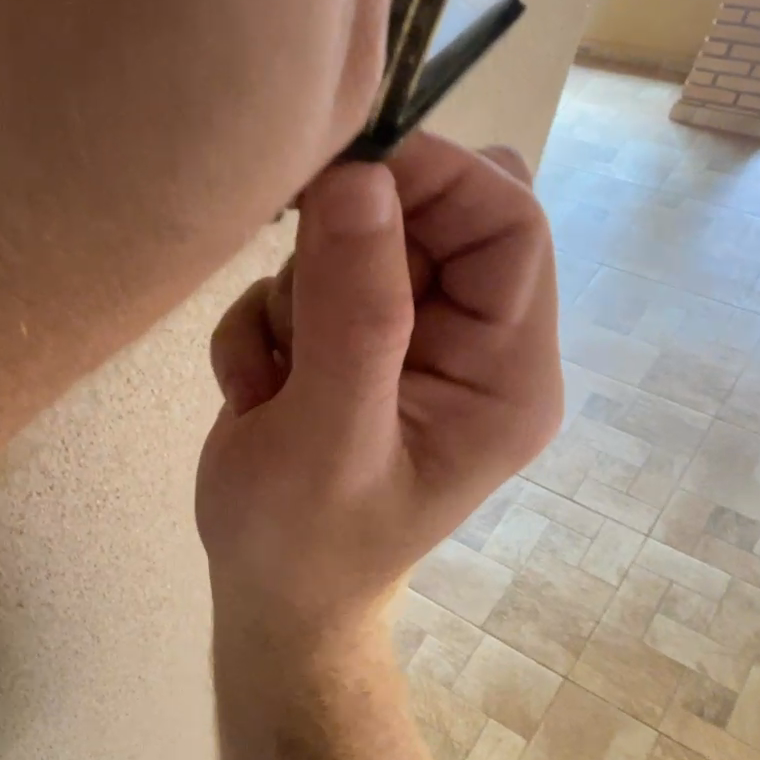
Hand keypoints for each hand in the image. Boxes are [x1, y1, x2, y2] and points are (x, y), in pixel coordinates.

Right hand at [195, 133, 563, 632]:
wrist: (264, 595)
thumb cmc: (304, 542)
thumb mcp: (330, 437)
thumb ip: (351, 314)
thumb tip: (358, 177)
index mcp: (505, 373)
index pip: (506, 225)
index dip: (432, 177)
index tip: (338, 164)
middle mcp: (465, 347)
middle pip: (421, 224)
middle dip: (339, 253)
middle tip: (288, 297)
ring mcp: (397, 345)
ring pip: (344, 251)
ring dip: (287, 304)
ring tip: (270, 390)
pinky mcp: (339, 349)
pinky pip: (295, 287)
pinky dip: (257, 330)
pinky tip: (253, 397)